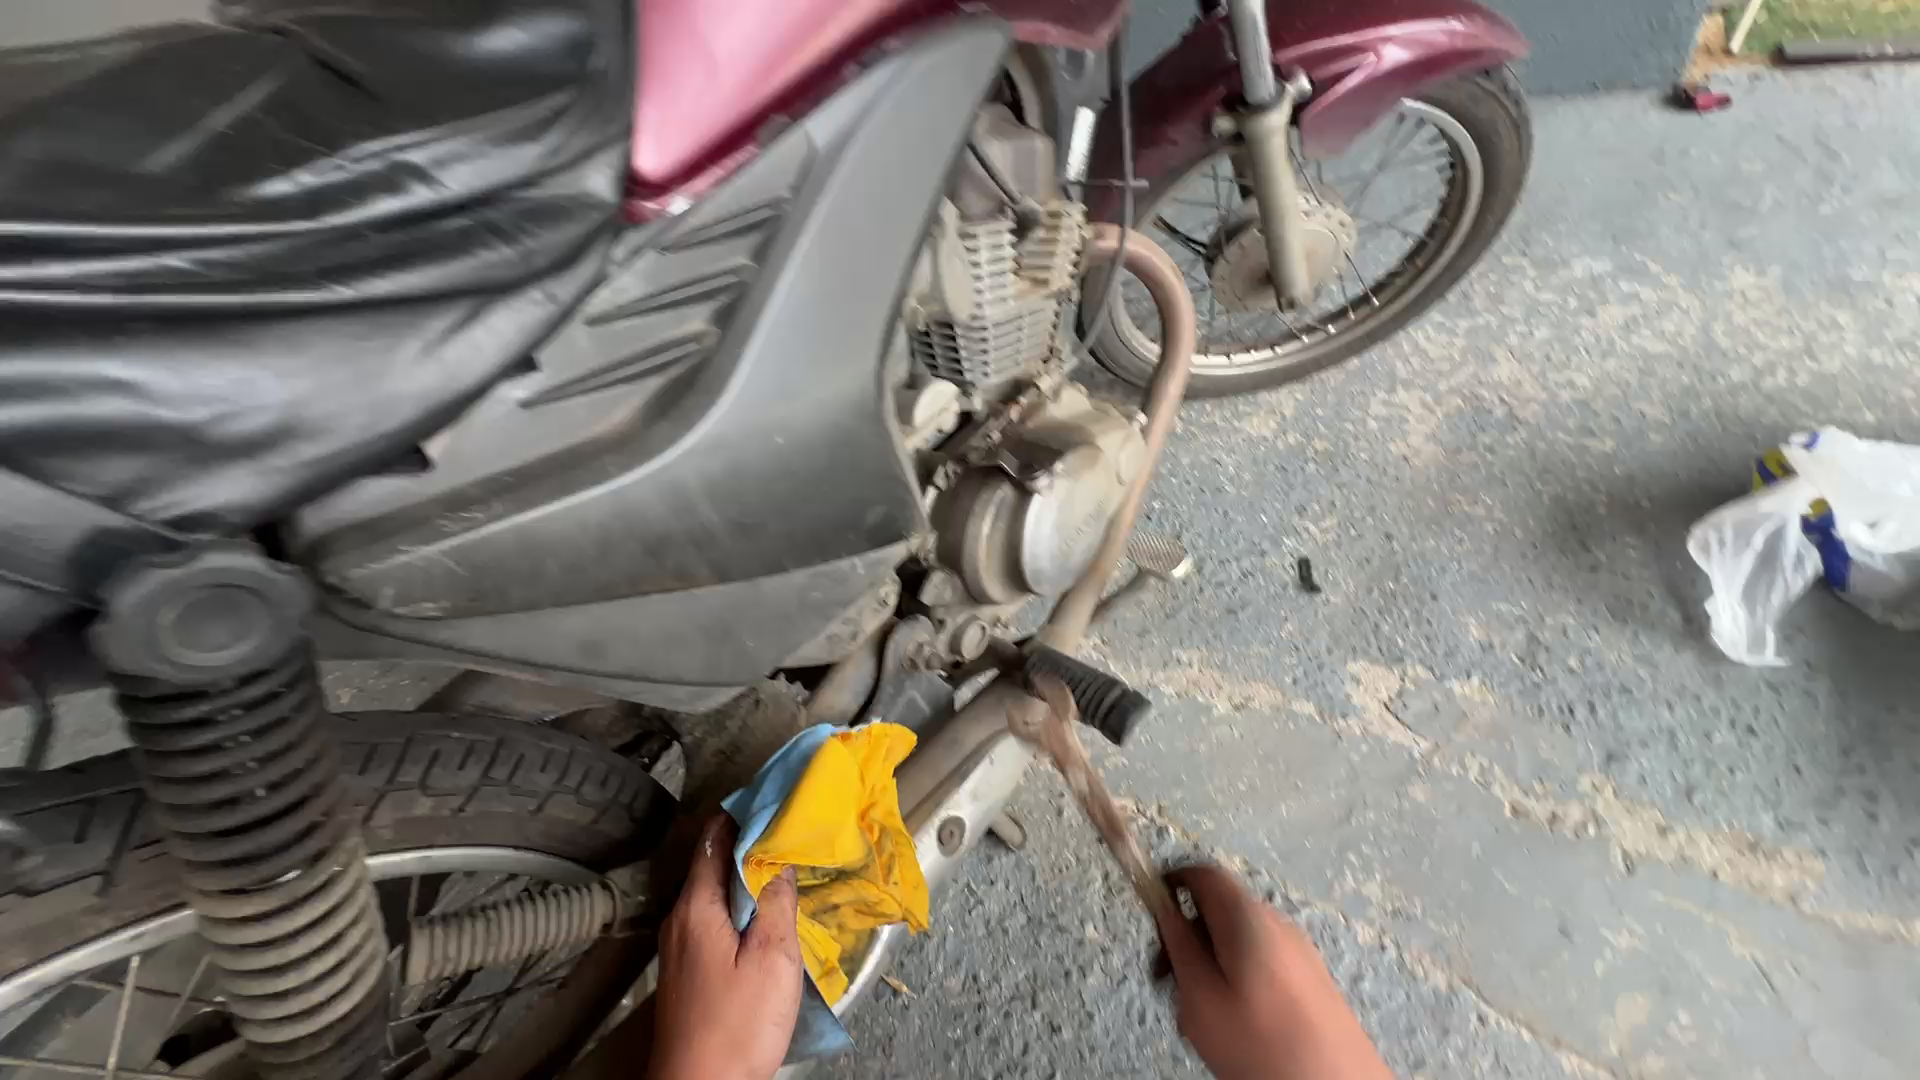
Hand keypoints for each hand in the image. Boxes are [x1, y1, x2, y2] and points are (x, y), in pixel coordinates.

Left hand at [649, 816, 802, 1079]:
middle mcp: (679, 919)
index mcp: (696, 908)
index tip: (771, 795)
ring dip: (743, 875)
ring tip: (781, 865)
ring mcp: (678, 947)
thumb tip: (780, 861)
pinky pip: (711, 918)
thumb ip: (776, 903)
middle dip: (747, 843)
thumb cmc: (737, 1024)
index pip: (713, 839)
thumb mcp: (772, 958)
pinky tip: (761, 912)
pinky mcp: (685, 970)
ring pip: (712, 893)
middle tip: (786, 829)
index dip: (742, 812)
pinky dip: (736, 903)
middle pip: (712, 863)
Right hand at [1153, 864, 1392, 1079]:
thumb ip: (1177, 945)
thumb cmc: (1262, 1044)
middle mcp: (1276, 922)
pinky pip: (1261, 962)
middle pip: (1219, 908)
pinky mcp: (1312, 980)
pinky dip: (1237, 979)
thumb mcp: (1200, 996)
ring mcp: (1298, 951)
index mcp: (1247, 916)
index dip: (1172, 883)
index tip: (1153, 914)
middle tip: (1169, 979)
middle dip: (1188, 937)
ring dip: (1210, 964)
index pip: (1203, 872)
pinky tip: (1235, 1023)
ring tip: (1200, 1011)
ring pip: (1238, 940)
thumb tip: (1164, 908)